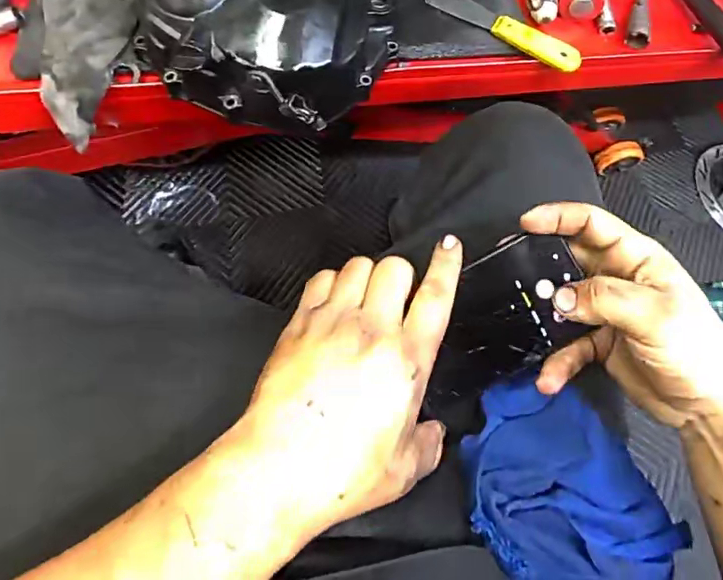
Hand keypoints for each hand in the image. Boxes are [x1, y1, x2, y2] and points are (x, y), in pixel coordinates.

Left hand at [235, 237, 461, 535]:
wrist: (273, 475)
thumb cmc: (336, 475)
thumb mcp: (401, 471)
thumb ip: (428, 445)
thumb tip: (435, 433)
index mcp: (407, 360)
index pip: (436, 293)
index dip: (447, 263)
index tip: (449, 246)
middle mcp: (373, 332)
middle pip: (395, 267)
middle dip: (402, 274)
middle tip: (397, 295)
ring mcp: (333, 324)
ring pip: (358, 265)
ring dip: (367, 275)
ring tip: (365, 296)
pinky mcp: (299, 326)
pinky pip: (320, 279)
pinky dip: (330, 282)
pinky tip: (332, 301)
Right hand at [523, 202, 722, 428]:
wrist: (710, 407)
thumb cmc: (698, 349)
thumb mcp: (654, 315)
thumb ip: (605, 299)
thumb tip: (560, 296)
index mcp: (637, 257)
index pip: (592, 224)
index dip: (559, 217)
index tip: (528, 222)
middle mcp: (620, 278)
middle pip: (572, 260)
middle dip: (544, 268)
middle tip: (519, 279)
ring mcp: (610, 311)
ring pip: (566, 303)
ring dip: (548, 318)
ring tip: (533, 329)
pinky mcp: (604, 342)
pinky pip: (571, 343)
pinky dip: (558, 358)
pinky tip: (551, 376)